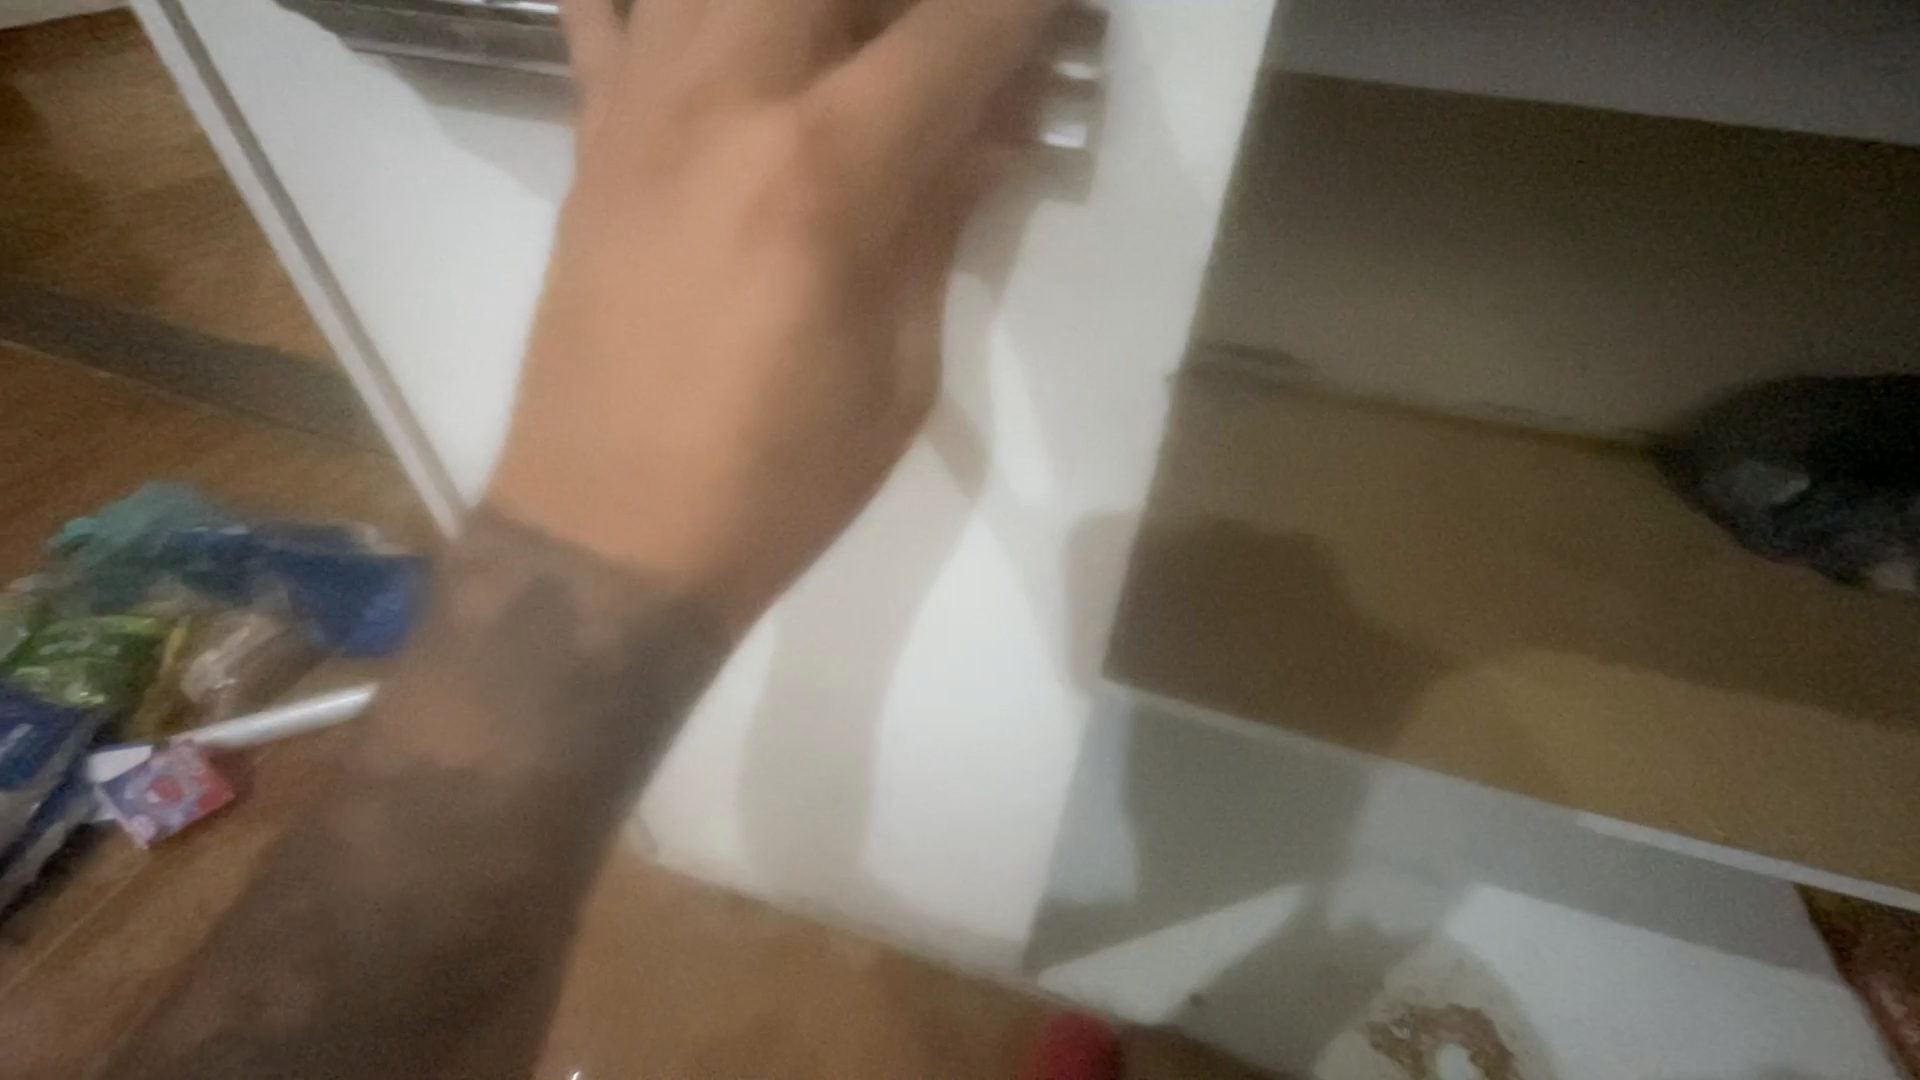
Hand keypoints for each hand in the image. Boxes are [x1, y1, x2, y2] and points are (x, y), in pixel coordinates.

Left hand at [488, 0, 1062, 633]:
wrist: (615, 534)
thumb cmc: (778, 481)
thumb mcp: (897, 374)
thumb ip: (938, 231)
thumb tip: (987, 137)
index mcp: (823, 178)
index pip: (950, 36)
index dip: (1021, 9)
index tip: (1057, 13)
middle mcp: (722, 103)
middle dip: (913, 2)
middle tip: (953, 52)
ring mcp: (638, 109)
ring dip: (814, 2)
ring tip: (854, 53)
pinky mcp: (587, 143)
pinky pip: (611, 6)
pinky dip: (674, 4)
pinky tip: (727, 42)